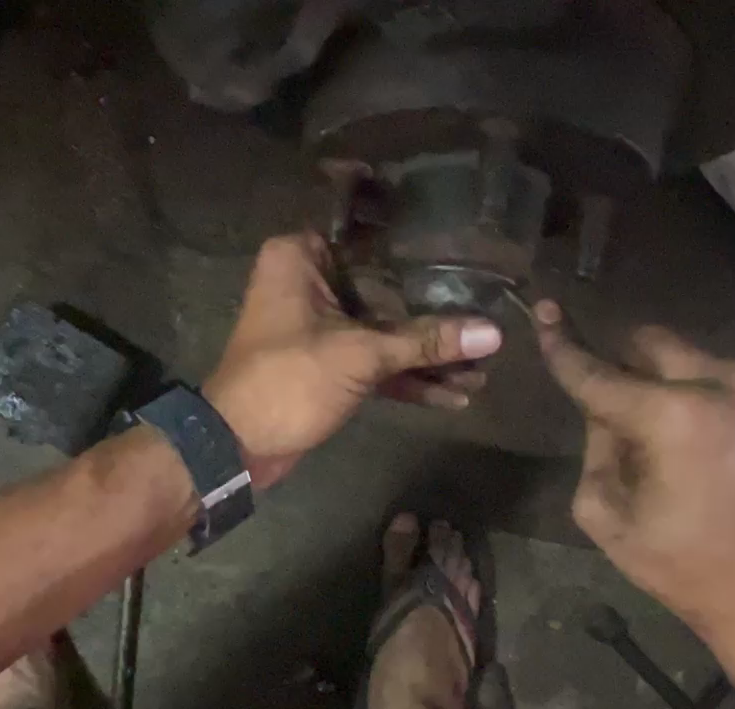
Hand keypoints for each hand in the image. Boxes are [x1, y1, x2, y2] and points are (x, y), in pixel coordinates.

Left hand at [202, 234, 502, 486]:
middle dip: (435, 315)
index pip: (371, 237)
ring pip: (383, 332)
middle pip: (385, 288)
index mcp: (302, 257)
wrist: (240, 446)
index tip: (470, 249)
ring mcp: (320, 328)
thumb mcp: (360, 355)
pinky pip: (374, 364)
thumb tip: (494, 333)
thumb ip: (425, 341)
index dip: (421, 246)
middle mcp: (309, 283)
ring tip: (482, 370)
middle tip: (489, 316)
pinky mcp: (327, 367)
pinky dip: (406, 379)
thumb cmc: (289, 380)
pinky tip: (453, 395)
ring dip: (426, 355)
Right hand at [535, 301, 734, 707]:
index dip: (563, 345)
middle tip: (612, 403)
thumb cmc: (686, 567)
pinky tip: (710, 443)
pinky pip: (734, 379)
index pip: (599, 372)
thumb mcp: (607, 518)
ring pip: (695, 358)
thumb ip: (595, 449)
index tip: (543, 313)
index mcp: (671, 416)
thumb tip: (606, 412)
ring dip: (667, 381)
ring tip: (667, 439)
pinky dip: (708, 395)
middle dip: (622, 361)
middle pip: (653, 342)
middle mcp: (725, 384)